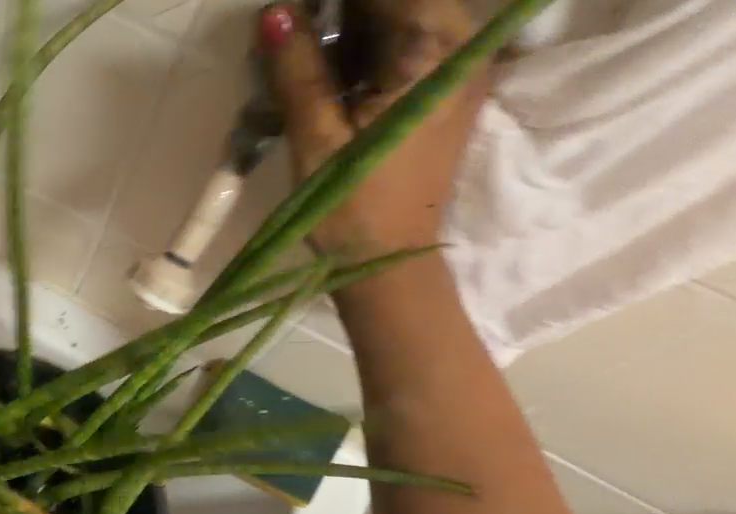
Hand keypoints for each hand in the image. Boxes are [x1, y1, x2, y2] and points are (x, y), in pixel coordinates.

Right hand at [261, 0, 484, 254]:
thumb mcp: (315, 138)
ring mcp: (458, 68)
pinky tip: (329, 80)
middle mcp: (462, 45)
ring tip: (303, 62)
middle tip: (293, 39)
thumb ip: (298, 70)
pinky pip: (405, 48)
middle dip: (341, 14)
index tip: (292, 16)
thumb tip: (274, 13)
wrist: (387, 265)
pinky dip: (364, 54)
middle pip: (398, 3)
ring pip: (399, 21)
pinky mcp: (444, 91)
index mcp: (435, 50)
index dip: (331, 2)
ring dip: (349, 33)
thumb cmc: (351, 208)